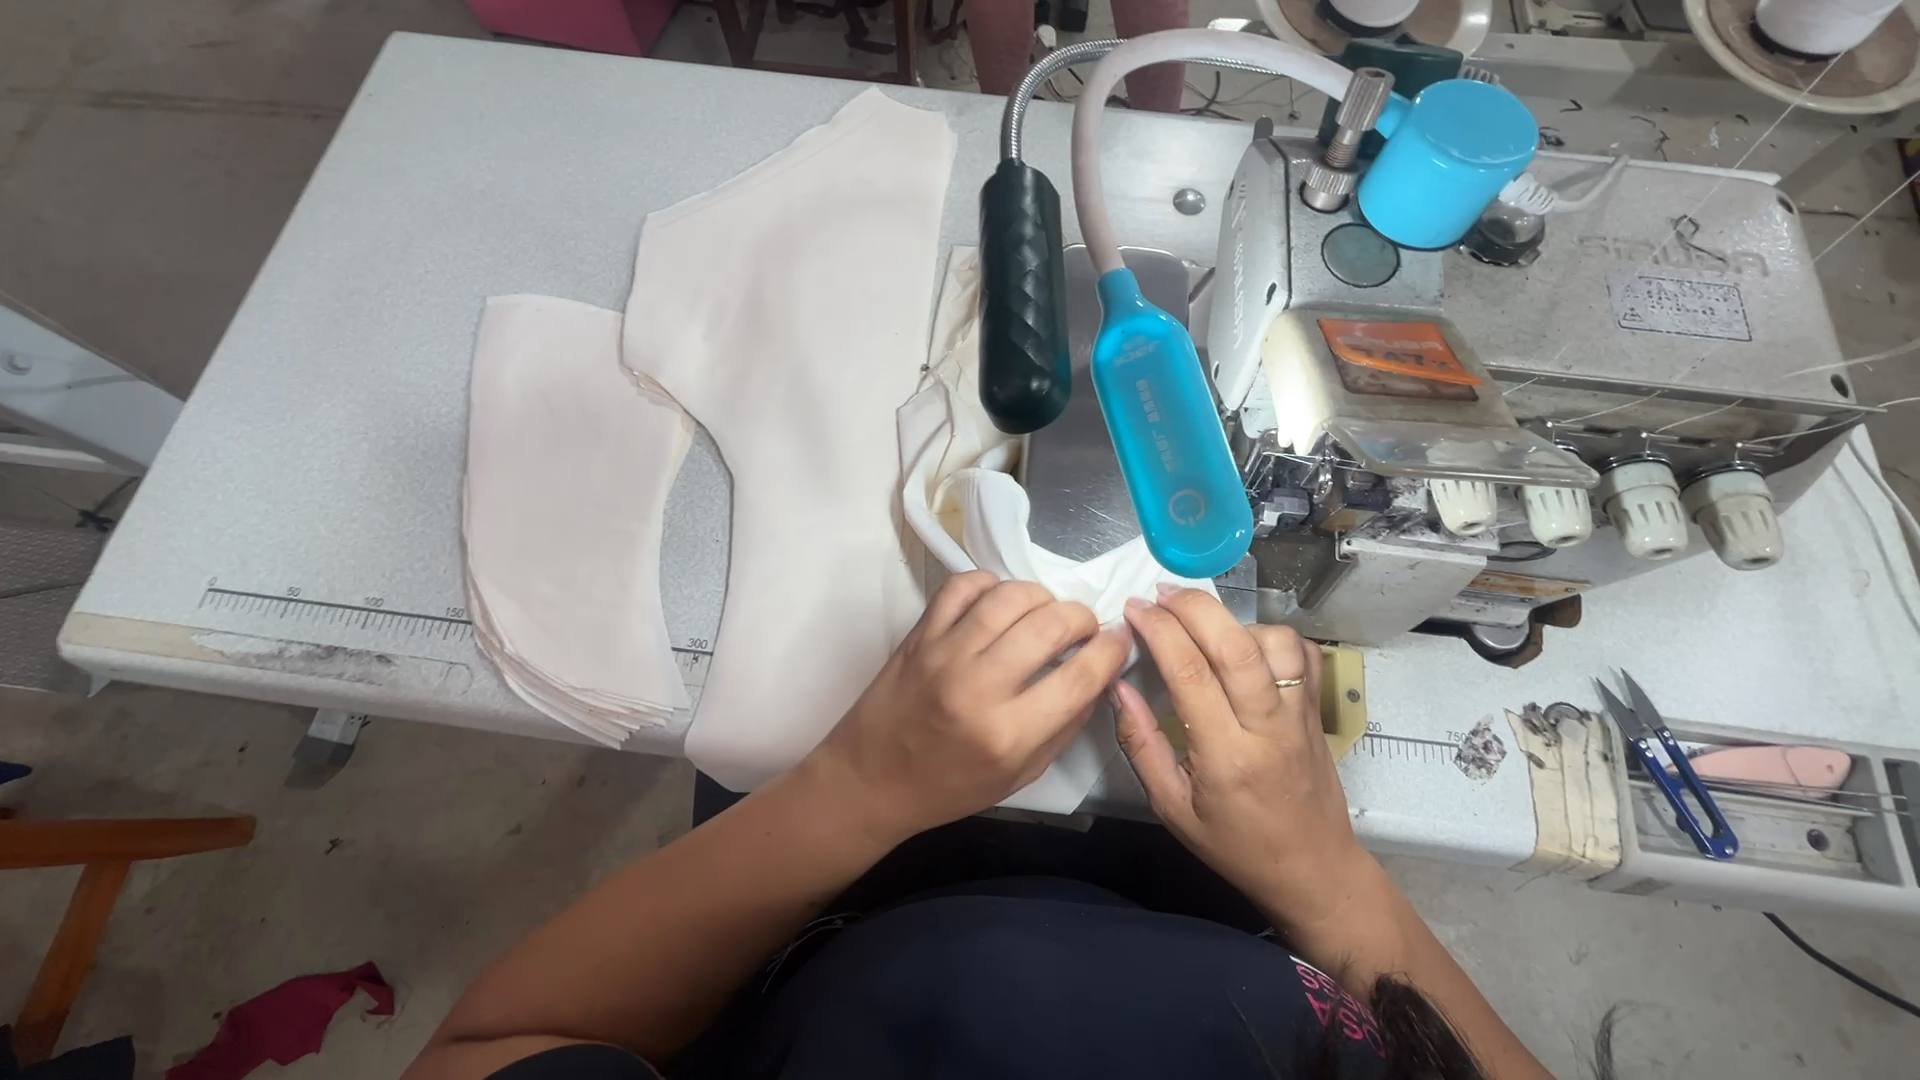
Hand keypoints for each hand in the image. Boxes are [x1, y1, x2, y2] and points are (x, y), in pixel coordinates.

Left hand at [808, 571, 1132, 840]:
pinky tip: (999, 603)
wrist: (870, 780)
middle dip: (1081, 618)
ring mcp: (944, 654)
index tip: (1118, 641)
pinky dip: (991, 584)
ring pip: (1010, 596)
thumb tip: (1100, 674)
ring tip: (1044, 613)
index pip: (1081, 676)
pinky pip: (963, 586)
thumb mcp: (1021, 774)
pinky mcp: (919, 634)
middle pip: (1051, 624)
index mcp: (1009, 734)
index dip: (1112, 650)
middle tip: (1083, 629)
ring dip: (1041, 597)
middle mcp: (978, 687)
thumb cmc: (950, 787)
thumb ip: (1066, 724)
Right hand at [1112, 587, 1379, 933]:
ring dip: (1234, 623)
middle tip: (1160, 594)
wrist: (1314, 871)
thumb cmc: (1235, 845)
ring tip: (1204, 629)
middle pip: (1237, 645)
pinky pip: (1303, 654)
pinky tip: (1246, 646)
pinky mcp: (1318, 710)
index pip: (1191, 673)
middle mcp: (1269, 727)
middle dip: (1194, 607)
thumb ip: (1140, 744)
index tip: (1133, 609)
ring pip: (1275, 642)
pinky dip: (1272, 637)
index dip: (1159, 631)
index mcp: (1227, 756)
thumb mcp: (1172, 808)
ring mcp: (1301, 715)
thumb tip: (1117, 686)